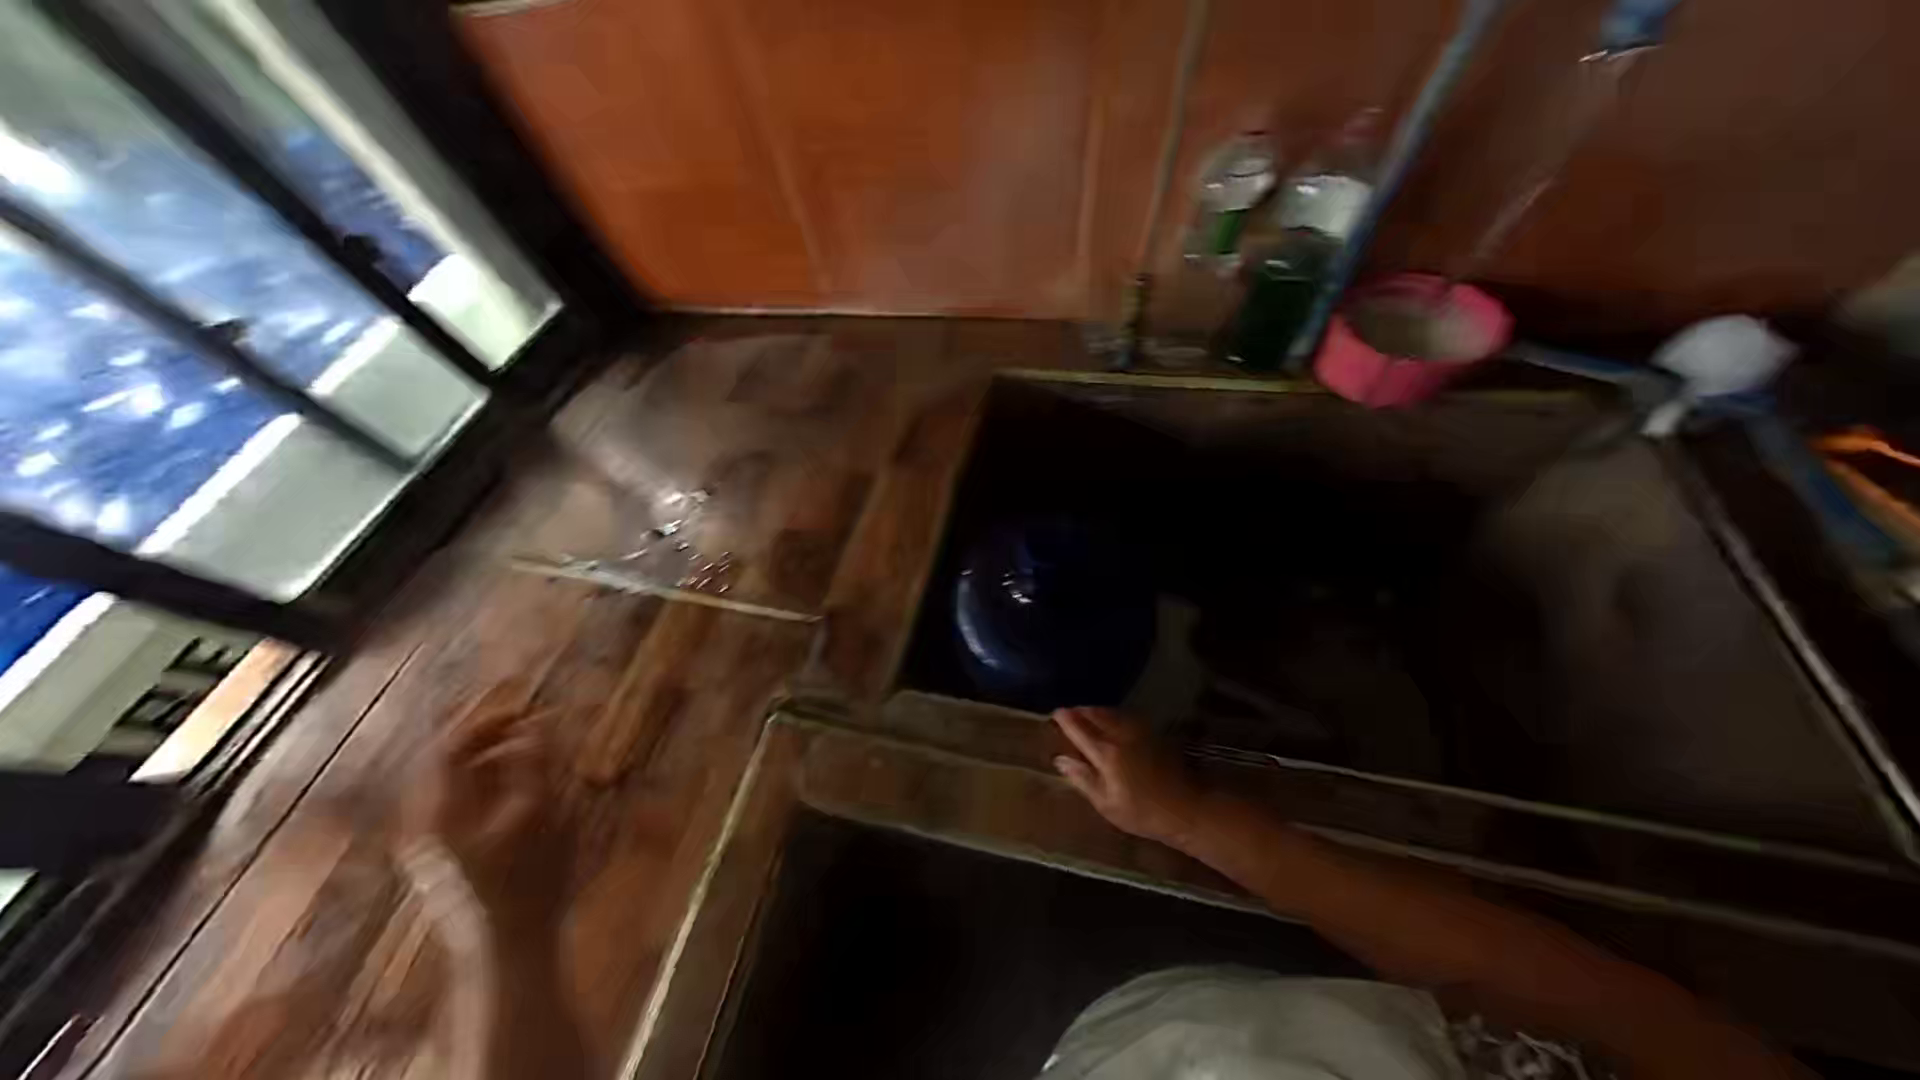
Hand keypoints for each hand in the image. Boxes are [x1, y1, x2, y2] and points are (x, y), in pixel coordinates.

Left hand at [401, 686, 568, 934]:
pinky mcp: (447, 857)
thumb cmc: (527, 877)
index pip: (449, 748)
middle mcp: (425, 824)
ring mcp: (433, 844)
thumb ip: (535, 764)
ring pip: (459, 785)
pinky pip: (465, 805)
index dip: (487, 722)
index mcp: (438, 812)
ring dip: (496, 763)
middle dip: (492, 741)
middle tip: (533, 727)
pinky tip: (526, 789)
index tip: (525, 708)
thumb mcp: (539, 812)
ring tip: (536, 755)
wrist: (508, 946)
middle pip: (450, 765)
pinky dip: (493, 787)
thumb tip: (536, 725)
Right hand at [1051, 707, 1210, 847]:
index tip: (1055, 714)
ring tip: (1086, 713)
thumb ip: (1082, 778)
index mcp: (1106, 753)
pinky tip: (1113, 719)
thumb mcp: (1106, 804)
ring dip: (1096, 710)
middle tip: (1068, 713)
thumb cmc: (1142, 813)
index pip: (1079, 729)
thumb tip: (1060, 759)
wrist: (1186, 808)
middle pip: (1095, 714)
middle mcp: (1120, 735)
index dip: (1065, 719)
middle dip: (1079, 711)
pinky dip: (1113, 713)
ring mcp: (1139, 732)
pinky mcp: (1153, 734)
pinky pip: (1126, 715)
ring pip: (1112, 712)